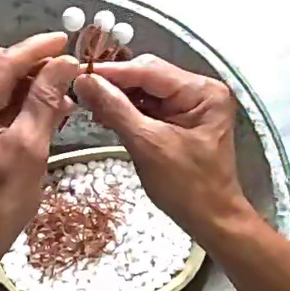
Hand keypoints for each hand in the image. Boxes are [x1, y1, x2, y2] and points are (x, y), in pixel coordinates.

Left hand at [0, 34, 81, 263]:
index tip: (67, 41)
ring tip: (65, 94)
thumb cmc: (2, 199)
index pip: (1, 62)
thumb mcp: (29, 147)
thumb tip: (64, 63)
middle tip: (68, 69)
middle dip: (33, 65)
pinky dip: (20, 103)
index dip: (36, 49)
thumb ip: (44, 100)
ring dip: (29, 85)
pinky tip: (48, 110)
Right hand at [73, 55, 251, 236]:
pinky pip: (148, 107)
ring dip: (117, 99)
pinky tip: (106, 117)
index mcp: (202, 91)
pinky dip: (127, 112)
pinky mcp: (180, 120)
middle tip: (81, 93)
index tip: (78, 75)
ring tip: (90, 107)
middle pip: (147, 76)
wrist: (211, 220)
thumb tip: (85, 82)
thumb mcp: (147, 145)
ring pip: (144, 91)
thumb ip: (115, 109)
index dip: (111, 72)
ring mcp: (190, 105)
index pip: (149, 70)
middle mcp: (199, 90)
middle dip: (114, 85)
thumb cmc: (187, 187)